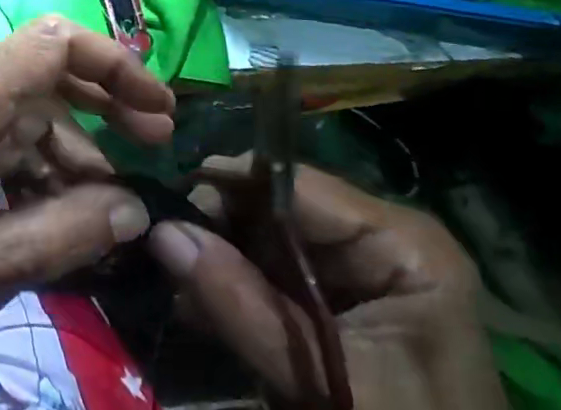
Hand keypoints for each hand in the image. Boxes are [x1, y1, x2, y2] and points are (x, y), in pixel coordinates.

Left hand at [0, 15, 175, 354]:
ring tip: (102, 211)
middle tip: (153, 151)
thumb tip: (134, 205)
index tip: (163, 112)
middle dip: (104, 105)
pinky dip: (32, 158)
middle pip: (44, 70)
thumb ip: (72, 230)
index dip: (117, 64)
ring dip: (70, 148)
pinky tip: (53, 208)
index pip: (53, 40)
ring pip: (24, 105)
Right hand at [148, 155, 508, 409]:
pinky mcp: (333, 286)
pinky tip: (204, 310)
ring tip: (184, 299)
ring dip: (213, 261)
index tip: (165, 222)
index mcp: (398, 241)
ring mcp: (355, 259)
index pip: (284, 180)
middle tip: (170, 269)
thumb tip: (161, 230)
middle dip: (211, 232)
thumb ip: (243, 304)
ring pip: (255, 232)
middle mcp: (375, 233)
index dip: (219, 191)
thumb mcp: (322, 379)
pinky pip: (264, 262)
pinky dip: (228, 283)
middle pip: (265, 203)